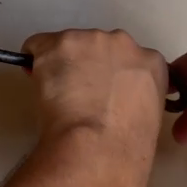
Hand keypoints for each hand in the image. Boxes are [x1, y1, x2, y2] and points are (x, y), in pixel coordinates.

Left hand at [21, 29, 168, 148]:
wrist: (97, 146)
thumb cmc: (127, 147)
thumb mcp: (150, 117)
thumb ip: (138, 96)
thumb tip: (120, 98)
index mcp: (149, 61)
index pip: (131, 59)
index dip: (114, 76)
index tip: (106, 93)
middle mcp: (119, 40)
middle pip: (99, 47)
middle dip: (90, 65)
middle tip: (82, 96)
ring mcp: (85, 39)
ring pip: (69, 46)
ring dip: (64, 64)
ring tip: (61, 97)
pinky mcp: (53, 44)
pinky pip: (38, 46)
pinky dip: (36, 63)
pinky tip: (40, 85)